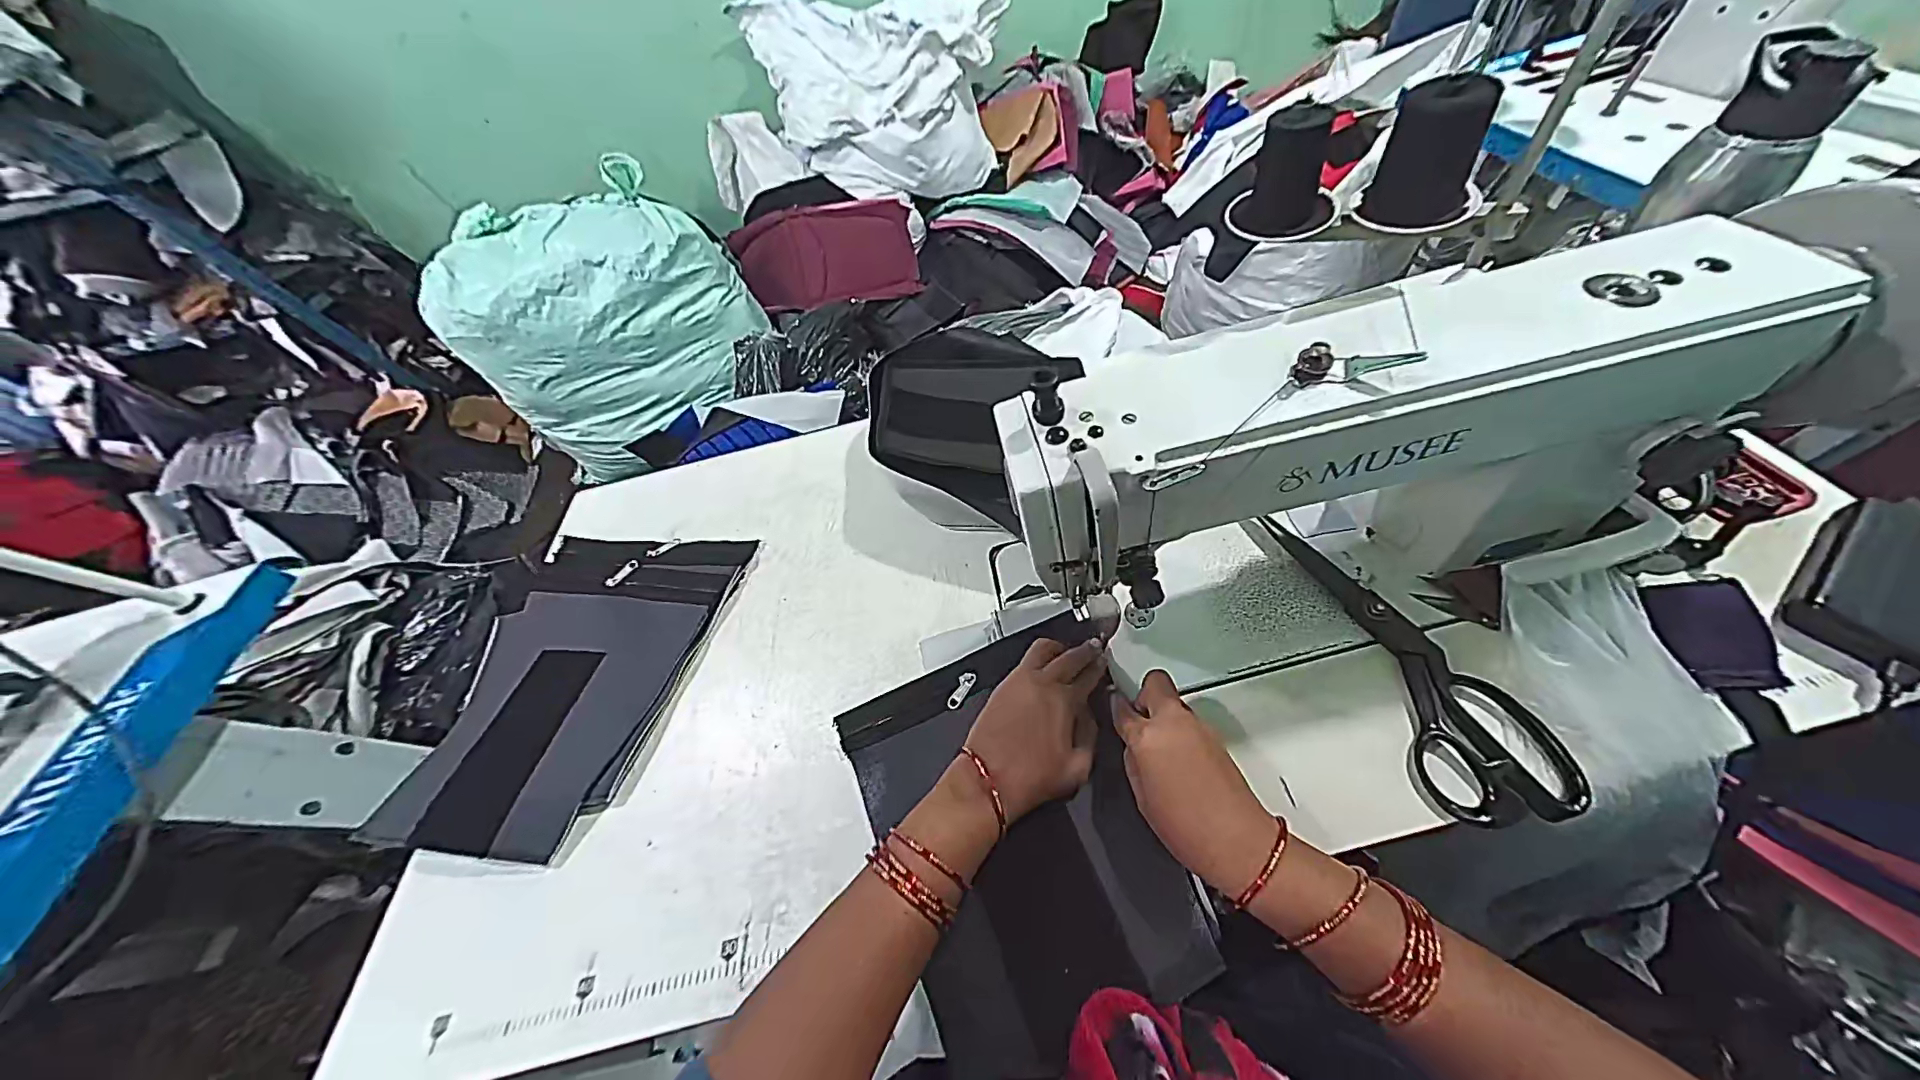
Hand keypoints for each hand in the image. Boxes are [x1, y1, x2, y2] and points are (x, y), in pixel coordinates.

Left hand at [963, 638, 1105, 822]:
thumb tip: (1089, 718)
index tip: (1104, 664)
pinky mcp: (1003, 686)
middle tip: (1094, 649)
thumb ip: (1090, 735)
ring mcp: (1020, 681)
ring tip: (1067, 651)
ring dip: (1060, 647)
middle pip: (1070, 655)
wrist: (988, 780)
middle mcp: (1043, 684)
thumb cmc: (1027, 777)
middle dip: (1086, 650)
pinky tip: (1043, 665)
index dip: (1100, 667)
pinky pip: (1025, 660)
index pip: (1089, 674)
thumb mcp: (1078, 767)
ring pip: (1044, 649)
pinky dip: (1039, 657)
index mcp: (1065, 700)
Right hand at [1112, 671, 1280, 894]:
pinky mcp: (1217, 737)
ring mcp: (1199, 727)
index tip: (1116, 710)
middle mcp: (1175, 723)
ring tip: (1163, 749)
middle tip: (1139, 716)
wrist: (1237, 841)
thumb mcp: (1141, 797)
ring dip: (1166, 717)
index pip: (1123, 708)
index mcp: (1147, 738)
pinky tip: (1181, 760)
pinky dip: (1183, 732)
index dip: (1117, 709)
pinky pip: (1191, 723)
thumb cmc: (1190, 828)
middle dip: (1144, 695)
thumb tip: (1133, 748)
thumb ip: (1133, 761)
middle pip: (1155, 683)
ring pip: (1175, 703)